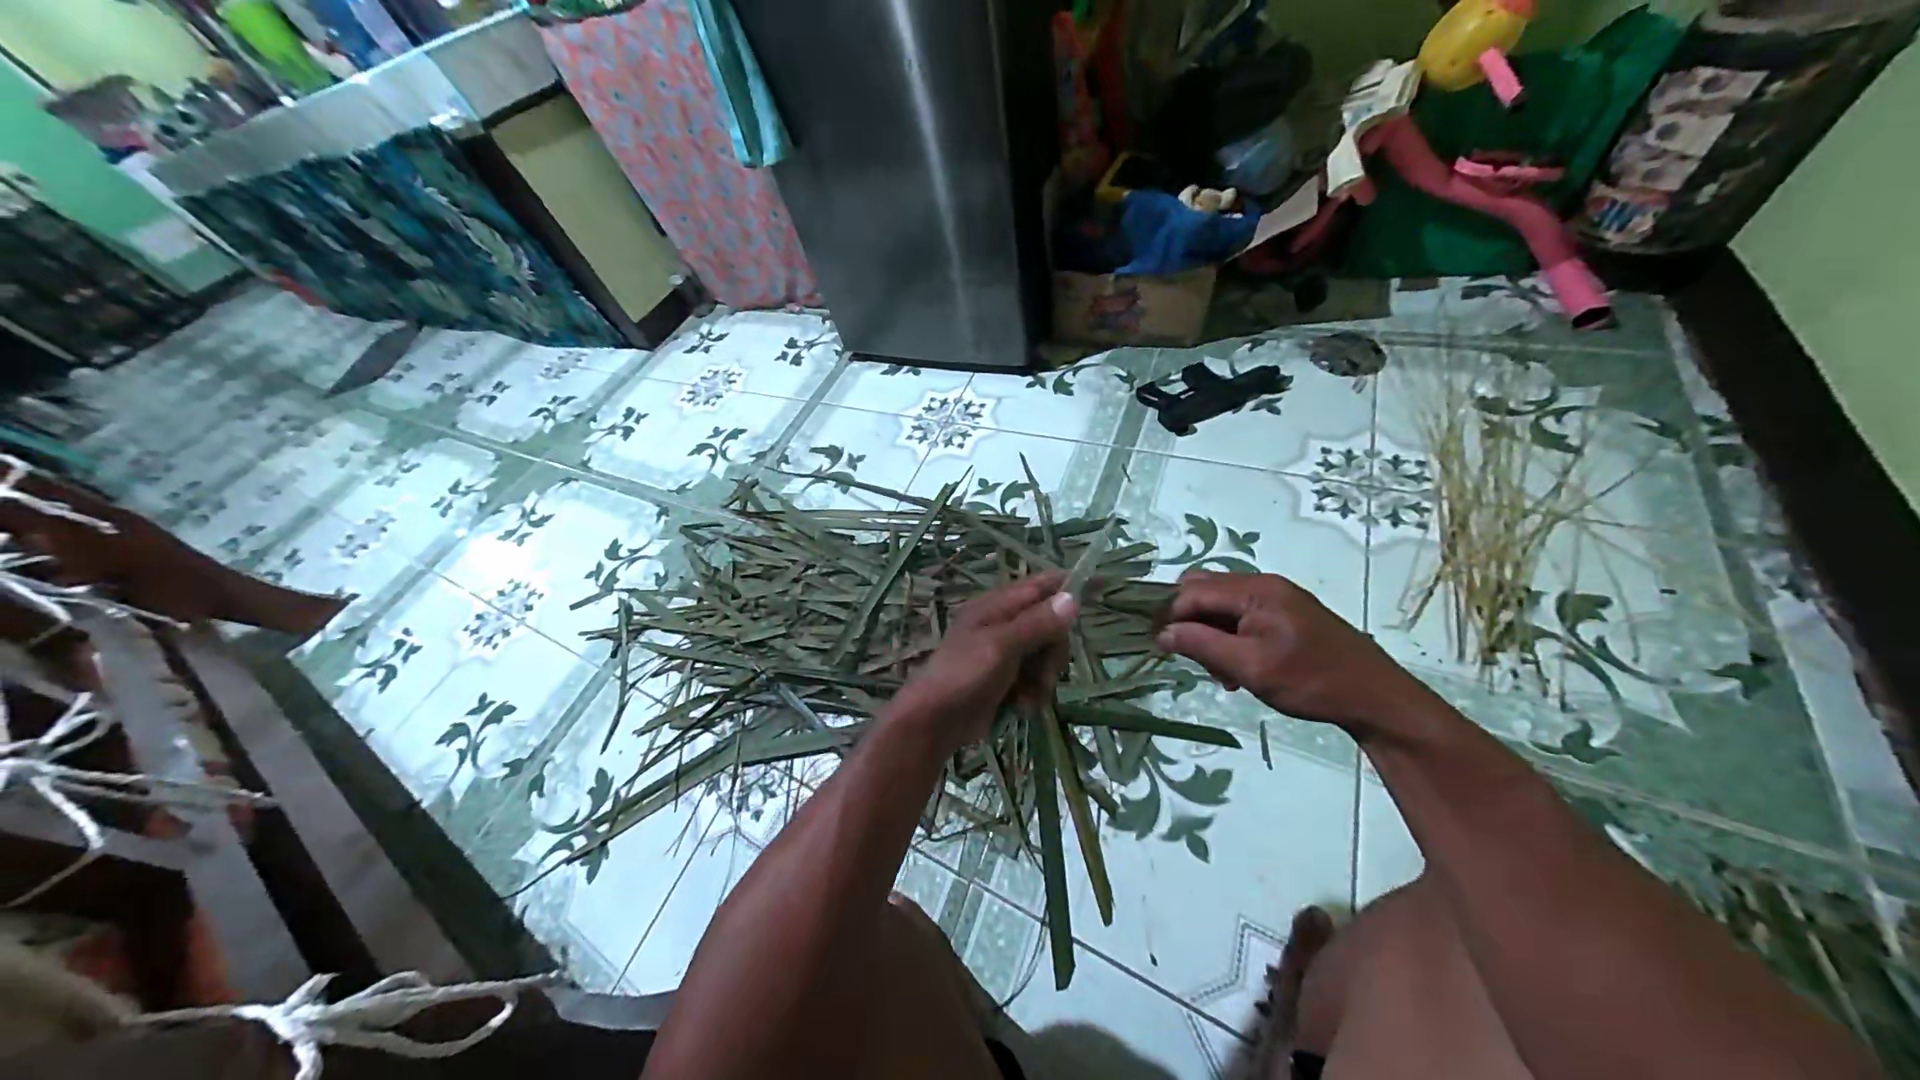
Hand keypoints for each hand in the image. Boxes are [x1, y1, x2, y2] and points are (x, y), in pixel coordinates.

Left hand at [888, 572, 1079, 753]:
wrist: (934, 721)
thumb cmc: (963, 675)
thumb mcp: (1002, 646)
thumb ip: (1037, 623)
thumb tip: (1072, 597)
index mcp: (996, 606)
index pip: (1042, 585)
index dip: (1070, 585)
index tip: (1104, 583)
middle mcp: (1002, 623)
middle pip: (1050, 625)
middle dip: (1053, 652)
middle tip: (1044, 673)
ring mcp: (1003, 652)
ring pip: (1045, 655)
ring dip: (1043, 679)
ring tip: (1027, 697)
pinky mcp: (1005, 678)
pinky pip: (1034, 678)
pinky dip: (1032, 693)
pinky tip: (1020, 707)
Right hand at [1155, 571, 1432, 734]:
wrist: (1375, 697)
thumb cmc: (1312, 681)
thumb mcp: (1250, 666)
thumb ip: (1202, 645)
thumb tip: (1162, 633)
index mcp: (1256, 590)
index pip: (1193, 591)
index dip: (1169, 616)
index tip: (1157, 647)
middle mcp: (1263, 585)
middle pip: (1204, 591)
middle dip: (1189, 623)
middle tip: (1195, 660)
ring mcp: (1276, 598)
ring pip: (1220, 606)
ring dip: (1209, 635)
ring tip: (1223, 673)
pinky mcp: (1285, 614)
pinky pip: (1240, 617)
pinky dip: (1229, 638)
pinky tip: (1238, 668)